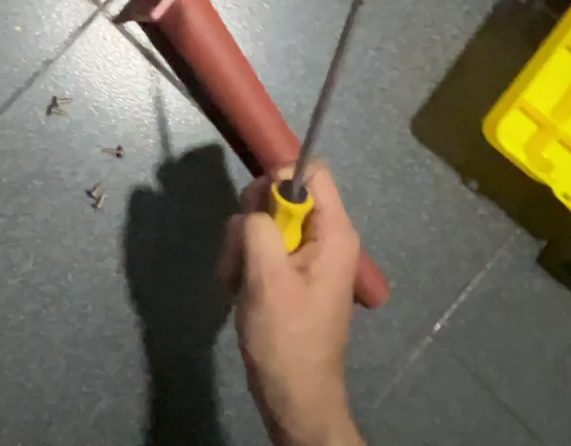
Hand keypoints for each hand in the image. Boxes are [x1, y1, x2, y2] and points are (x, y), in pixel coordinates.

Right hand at [220, 163, 365, 445]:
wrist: (293, 396)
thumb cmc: (285, 336)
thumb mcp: (266, 275)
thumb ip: (259, 225)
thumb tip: (255, 206)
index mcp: (334, 234)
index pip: (312, 173)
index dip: (279, 178)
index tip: (256, 206)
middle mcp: (325, 238)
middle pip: (282, 194)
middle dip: (252, 215)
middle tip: (241, 246)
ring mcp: (306, 256)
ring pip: (263, 219)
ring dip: (240, 242)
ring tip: (237, 277)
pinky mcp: (288, 272)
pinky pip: (260, 243)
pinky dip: (242, 258)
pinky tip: (237, 285)